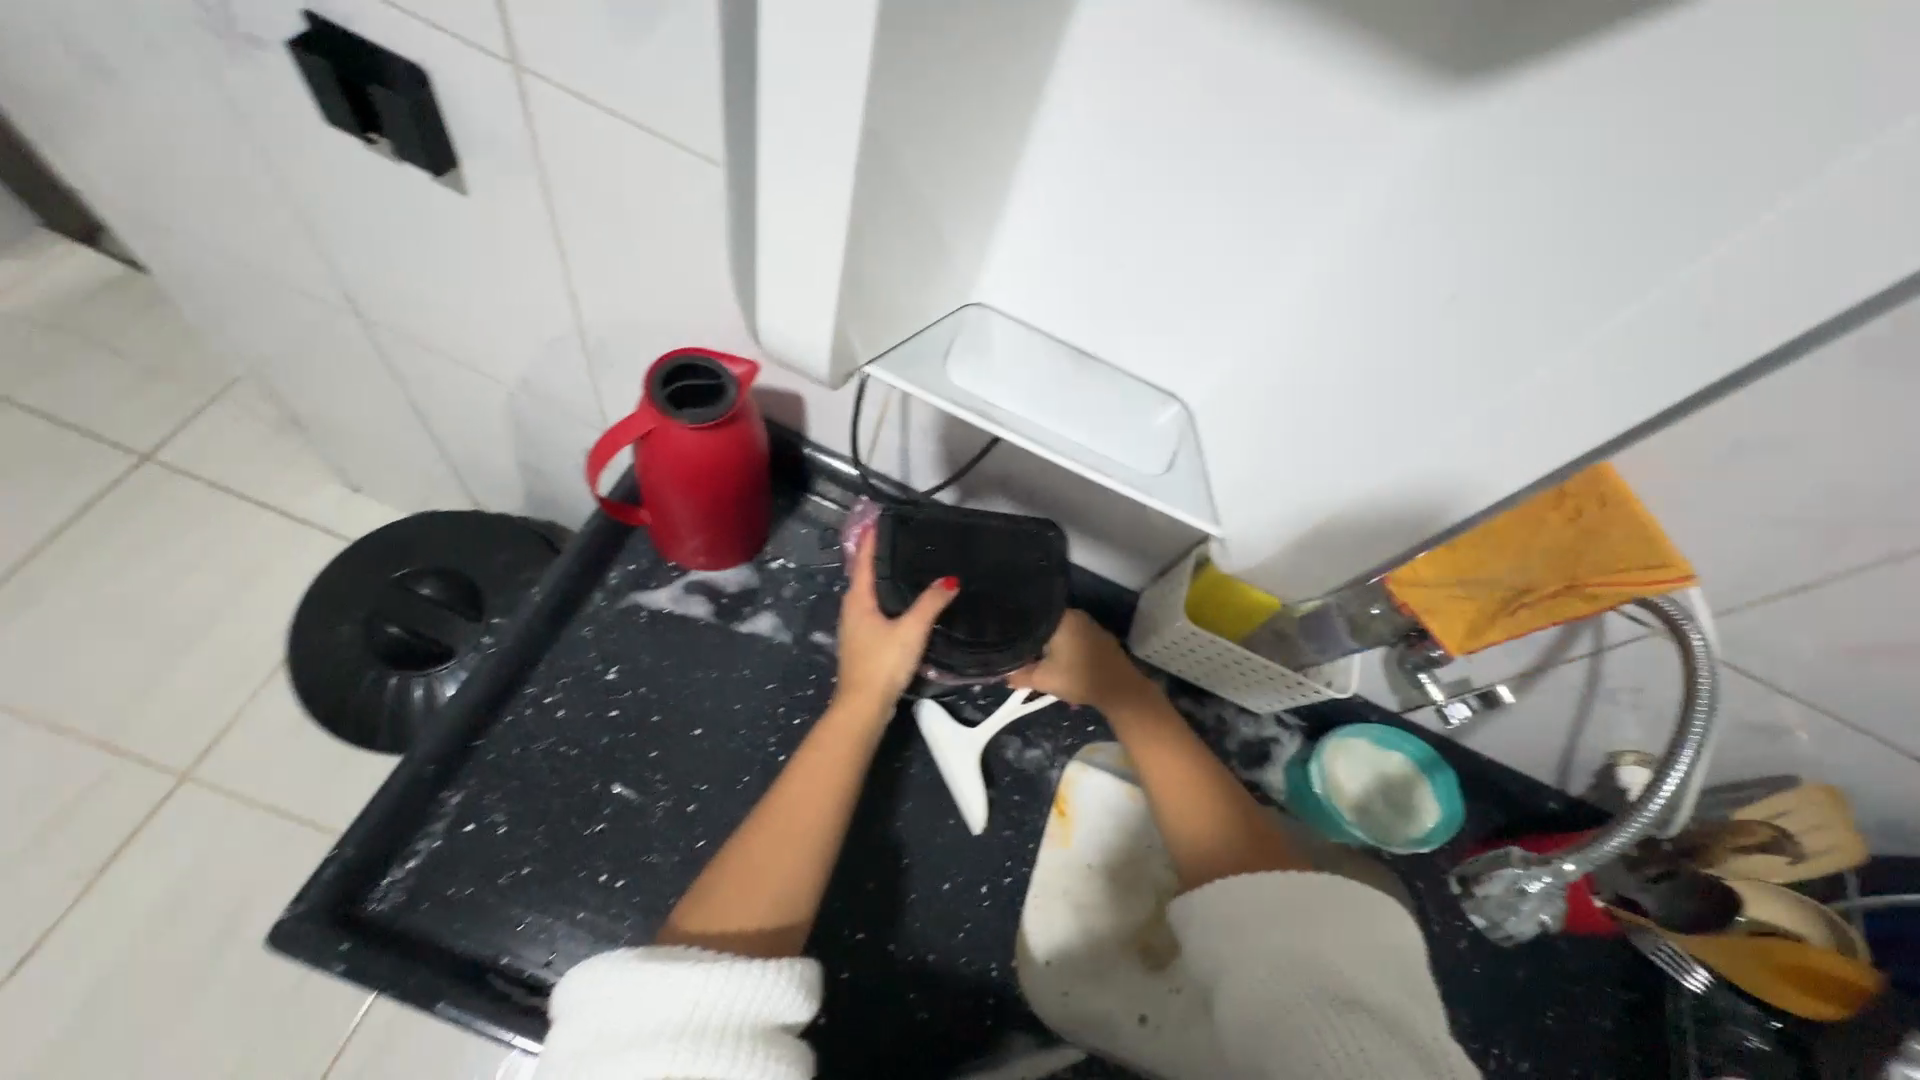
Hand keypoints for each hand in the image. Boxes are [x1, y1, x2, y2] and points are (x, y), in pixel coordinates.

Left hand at [833, 533, 958, 712]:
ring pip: (870, 595)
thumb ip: (931, 603)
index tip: (879, 518)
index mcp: (858, 599)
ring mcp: (855, 628)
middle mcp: (851, 609)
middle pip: (865, 576)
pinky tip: (905, 604)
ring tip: (908, 567)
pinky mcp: (863, 643)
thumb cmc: (882, 662)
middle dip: (880, 558)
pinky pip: (875, 611)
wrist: (863, 706)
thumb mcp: (911, 630)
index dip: (872, 539)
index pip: (864, 560)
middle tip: (903, 539)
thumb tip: (951, 579)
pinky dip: (887, 600)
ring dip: (884, 581)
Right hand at [1009, 610, 1156, 711]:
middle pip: (1045, 625)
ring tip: (1036, 661)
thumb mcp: (1044, 679)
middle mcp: (1076, 615)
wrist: (1121, 690)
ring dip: (1049, 646)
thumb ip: (1020, 675)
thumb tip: (1003, 675)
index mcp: (1061, 617)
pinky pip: (1074, 638)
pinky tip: (1059, 662)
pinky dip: (1064, 648)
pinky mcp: (1100, 638)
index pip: (1031, 617)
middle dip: (1033, 641)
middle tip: (1021, 656)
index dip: (1018, 630)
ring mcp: (1090, 625)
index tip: (1007, 642)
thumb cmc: (1080, 678)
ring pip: (1060, 632)